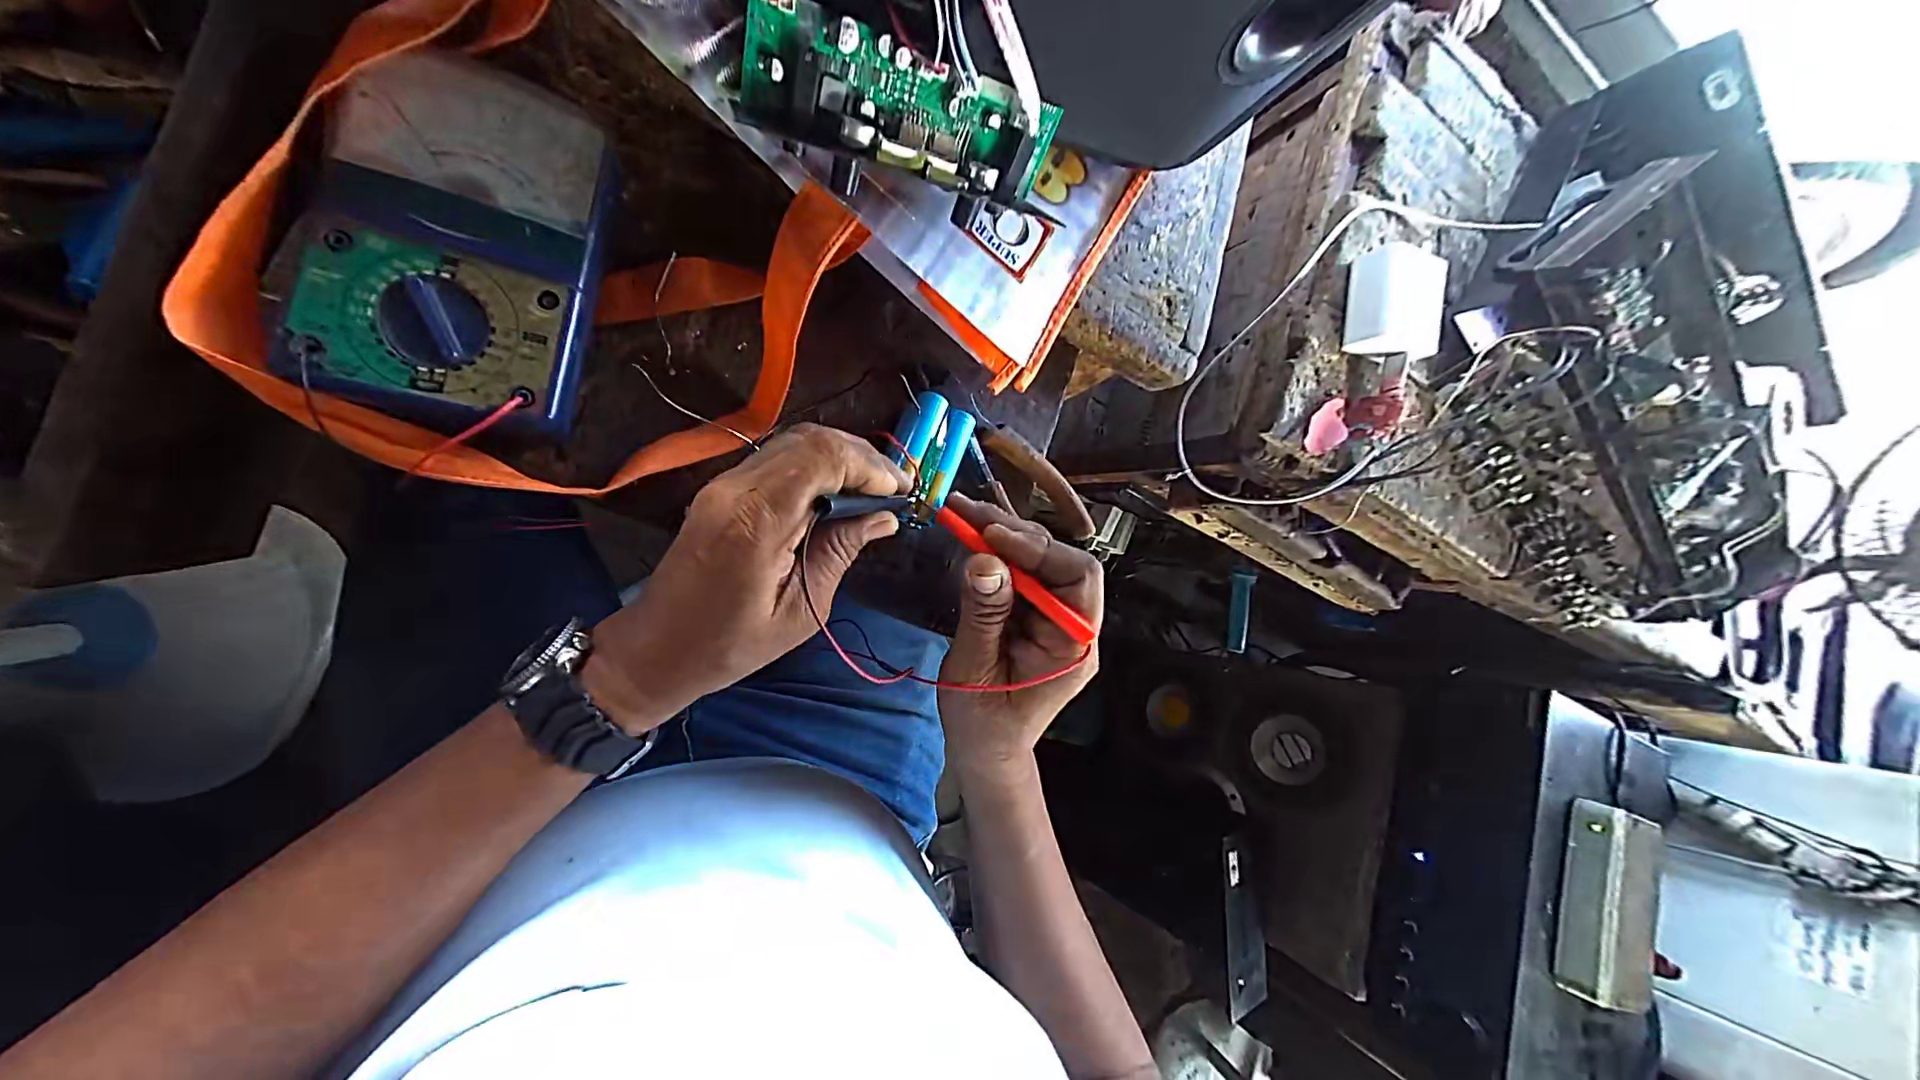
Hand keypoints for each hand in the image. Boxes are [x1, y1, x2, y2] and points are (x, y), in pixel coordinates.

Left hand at [583, 424, 908, 732]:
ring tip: (873, 489)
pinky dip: (816, 465)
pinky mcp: (721, 489)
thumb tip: (883, 518)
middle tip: (894, 488)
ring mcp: (723, 484)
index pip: (822, 458)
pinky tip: (838, 491)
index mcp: (756, 521)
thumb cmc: (730, 645)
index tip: (899, 492)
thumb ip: (841, 551)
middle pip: (810, 440)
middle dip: (861, 457)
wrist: (657, 648)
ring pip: (794, 442)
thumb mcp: (801, 610)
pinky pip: (778, 459)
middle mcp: (736, 489)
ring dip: (841, 457)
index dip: (869, 467)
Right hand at [937, 494, 1103, 780]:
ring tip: (962, 515)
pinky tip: (970, 537)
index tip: (992, 534)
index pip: (1076, 578)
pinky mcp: (1030, 615)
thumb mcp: (976, 670)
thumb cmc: (983, 724)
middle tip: (967, 512)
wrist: (985, 752)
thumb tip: (984, 560)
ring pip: (1037, 562)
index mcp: (1073, 644)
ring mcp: (1051, 619)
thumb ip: (983, 616)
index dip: (1038, 550)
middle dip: (1014, 534)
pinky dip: (995, 555)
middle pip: (1058, 561)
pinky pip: (1020, 576)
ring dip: (1001, 537)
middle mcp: (1071, 625)